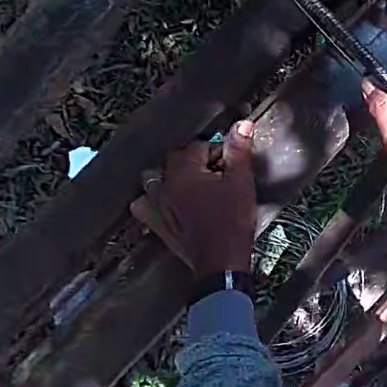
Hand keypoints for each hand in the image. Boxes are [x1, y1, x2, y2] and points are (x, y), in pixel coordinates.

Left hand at [155, 120, 256, 273]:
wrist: (222, 262)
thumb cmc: (233, 223)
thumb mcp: (242, 184)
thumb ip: (239, 152)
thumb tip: (242, 125)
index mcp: (184, 173)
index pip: (197, 147)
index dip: (216, 150)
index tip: (231, 160)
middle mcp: (165, 186)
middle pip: (175, 160)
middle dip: (195, 160)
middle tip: (217, 170)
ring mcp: (158, 206)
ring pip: (155, 179)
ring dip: (172, 176)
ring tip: (193, 182)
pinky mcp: (158, 224)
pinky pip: (144, 205)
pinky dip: (152, 199)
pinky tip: (166, 201)